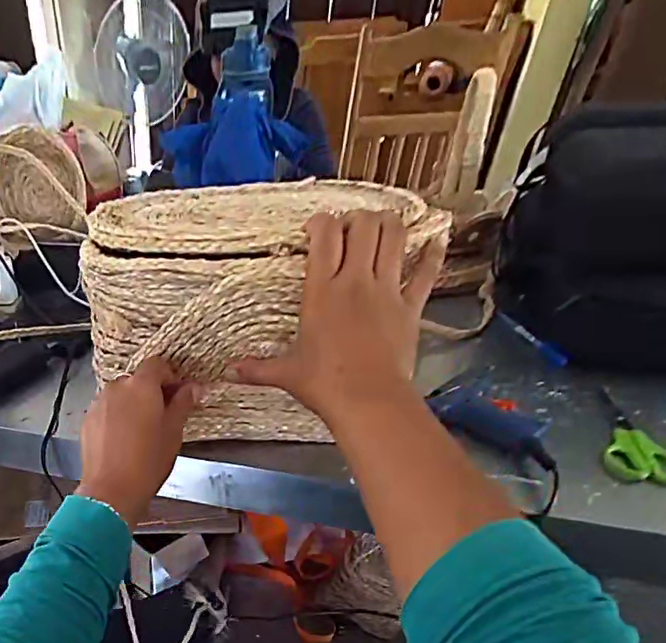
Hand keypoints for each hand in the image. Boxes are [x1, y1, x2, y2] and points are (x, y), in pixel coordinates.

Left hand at [77, 355, 200, 525]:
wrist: (112, 490)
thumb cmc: (147, 462)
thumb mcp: (173, 432)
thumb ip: (182, 404)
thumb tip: (192, 388)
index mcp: (141, 386)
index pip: (157, 364)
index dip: (170, 377)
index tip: (178, 394)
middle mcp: (117, 388)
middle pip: (137, 380)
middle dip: (151, 393)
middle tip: (163, 417)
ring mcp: (99, 403)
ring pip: (121, 396)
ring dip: (133, 406)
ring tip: (142, 433)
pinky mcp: (88, 420)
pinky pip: (107, 411)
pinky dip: (117, 418)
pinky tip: (125, 441)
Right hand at [235, 211, 442, 425]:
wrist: (368, 400)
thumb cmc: (325, 384)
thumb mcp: (287, 374)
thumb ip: (258, 368)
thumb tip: (230, 373)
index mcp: (322, 291)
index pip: (325, 234)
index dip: (322, 222)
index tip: (317, 230)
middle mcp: (355, 282)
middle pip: (363, 225)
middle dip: (358, 219)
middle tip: (352, 231)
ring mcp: (386, 291)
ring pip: (394, 236)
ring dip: (390, 225)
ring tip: (383, 229)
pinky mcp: (410, 308)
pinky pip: (425, 273)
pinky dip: (432, 255)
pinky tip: (435, 242)